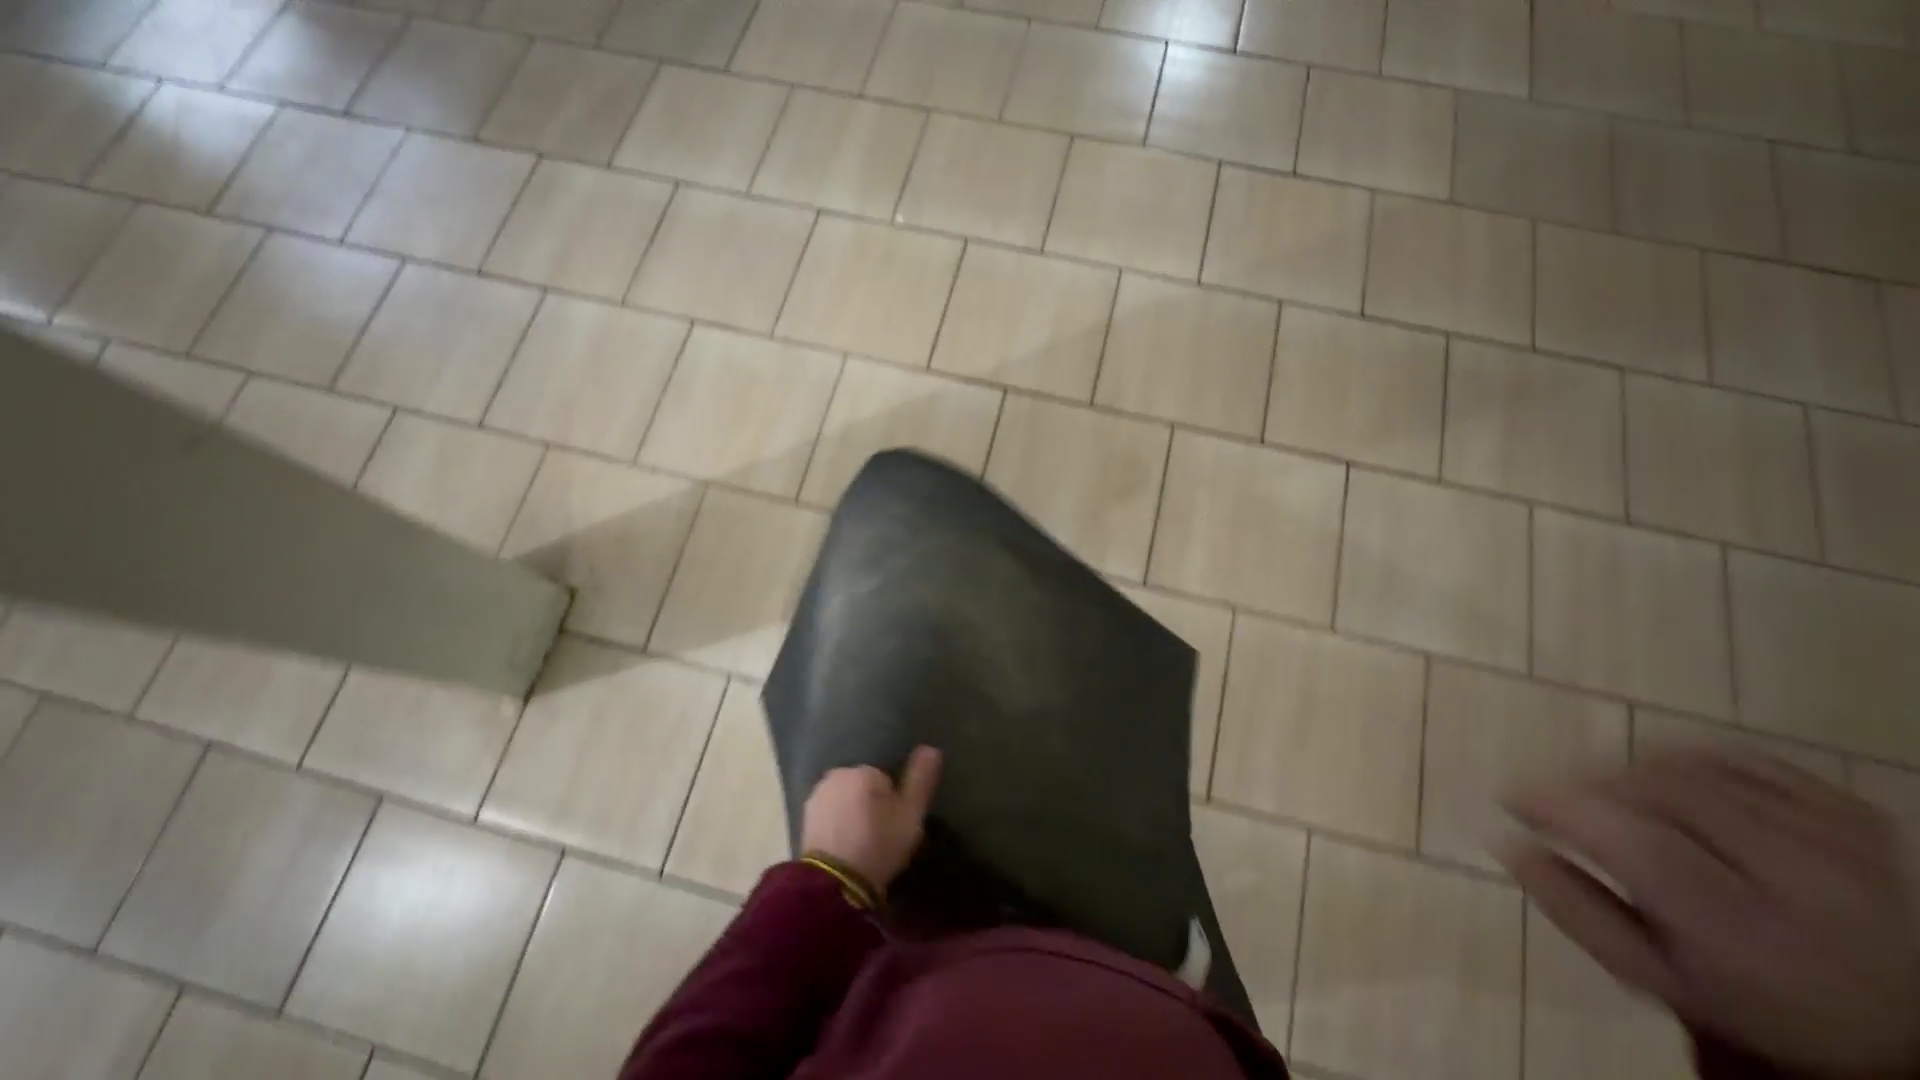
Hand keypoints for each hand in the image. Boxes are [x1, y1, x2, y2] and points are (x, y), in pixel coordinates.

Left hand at [800, 746, 941, 894]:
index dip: (894, 804)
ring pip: (845, 800)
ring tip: (862, 844)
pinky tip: (844, 847)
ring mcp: (817, 796)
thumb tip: (931, 748)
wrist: (836, 882)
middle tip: (880, 837)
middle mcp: (837, 775)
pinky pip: (830, 815)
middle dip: (871, 805)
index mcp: (864, 772)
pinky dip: (837, 825)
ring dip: (852, 814)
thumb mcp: (911, 815)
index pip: (886, 780)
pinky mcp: (804, 818)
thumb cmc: (879, 845)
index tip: (894, 827)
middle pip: (864, 787)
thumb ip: (921, 780)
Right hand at [1501, 749, 1919, 1078]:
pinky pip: (1745, 757)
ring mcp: (1832, 836)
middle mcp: (1794, 873)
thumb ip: (1576, 910)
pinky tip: (1669, 780)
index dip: (1558, 804)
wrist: (1890, 1023)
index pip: (1630, 838)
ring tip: (1608, 794)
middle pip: (1658, 790)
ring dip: (1630, 769)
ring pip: (1695, 766)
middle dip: (1589, 783)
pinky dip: (1689, 758)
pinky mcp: (1852, 811)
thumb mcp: (1653, 977)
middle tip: (1556, 798)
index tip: (1511, 796)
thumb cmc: (1745, 1001)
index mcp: (1738, 927)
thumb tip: (1508, 844)